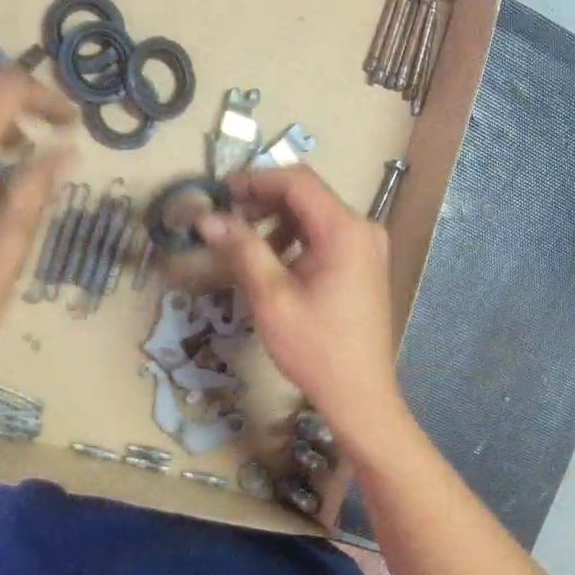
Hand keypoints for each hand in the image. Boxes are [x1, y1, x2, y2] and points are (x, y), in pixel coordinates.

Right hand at [196, 166, 408, 448]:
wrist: (359, 393)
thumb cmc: (316, 348)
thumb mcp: (272, 297)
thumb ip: (242, 250)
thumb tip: (208, 219)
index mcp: (345, 230)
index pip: (297, 182)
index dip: (255, 180)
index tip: (219, 194)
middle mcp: (362, 229)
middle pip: (306, 197)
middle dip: (262, 202)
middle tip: (225, 220)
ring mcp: (366, 248)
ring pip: (313, 217)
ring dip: (275, 223)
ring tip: (242, 246)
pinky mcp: (362, 266)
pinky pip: (323, 238)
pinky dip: (294, 242)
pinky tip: (270, 265)